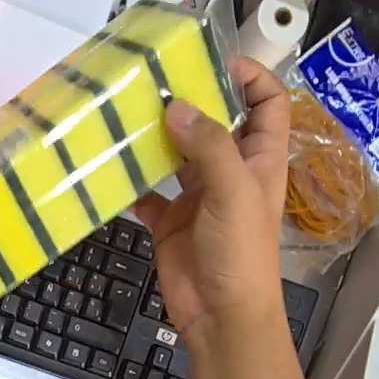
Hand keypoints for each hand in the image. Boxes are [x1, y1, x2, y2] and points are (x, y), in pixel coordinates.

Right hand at [131, 58, 291, 337]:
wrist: (219, 314)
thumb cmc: (240, 252)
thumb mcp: (232, 190)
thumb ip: (206, 145)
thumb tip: (175, 107)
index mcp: (258, 159)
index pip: (265, 103)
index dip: (249, 78)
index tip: (214, 64)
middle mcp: (228, 173)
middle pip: (212, 125)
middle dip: (189, 105)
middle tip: (155, 86)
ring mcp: (196, 199)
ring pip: (175, 158)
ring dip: (155, 141)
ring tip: (128, 119)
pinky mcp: (168, 224)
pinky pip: (147, 197)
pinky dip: (131, 185)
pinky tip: (113, 171)